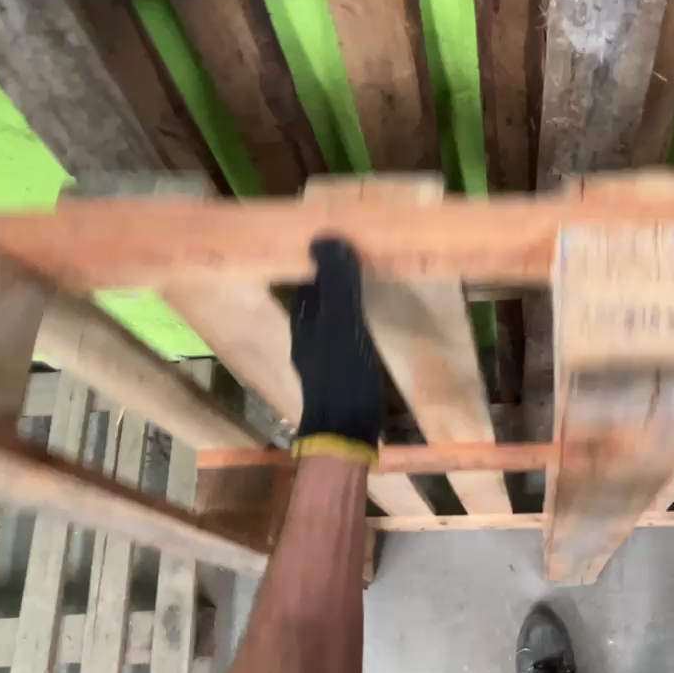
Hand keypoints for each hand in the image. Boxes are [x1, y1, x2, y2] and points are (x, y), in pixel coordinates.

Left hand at [289, 238, 384, 447]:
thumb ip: (337, 285)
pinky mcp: (339, 380)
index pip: (307, 284)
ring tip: (367, 293)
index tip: (342, 247)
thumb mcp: (343, 325)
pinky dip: (353, 331)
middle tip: (359, 266)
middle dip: (331, 286)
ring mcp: (322, 363)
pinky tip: (369, 334)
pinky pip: (343, 344)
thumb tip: (325, 237)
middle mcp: (307, 342)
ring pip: (329, 325)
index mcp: (304, 324)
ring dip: (343, 308)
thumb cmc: (343, 377)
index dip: (320, 265)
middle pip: (315, 305)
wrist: (346, 435)